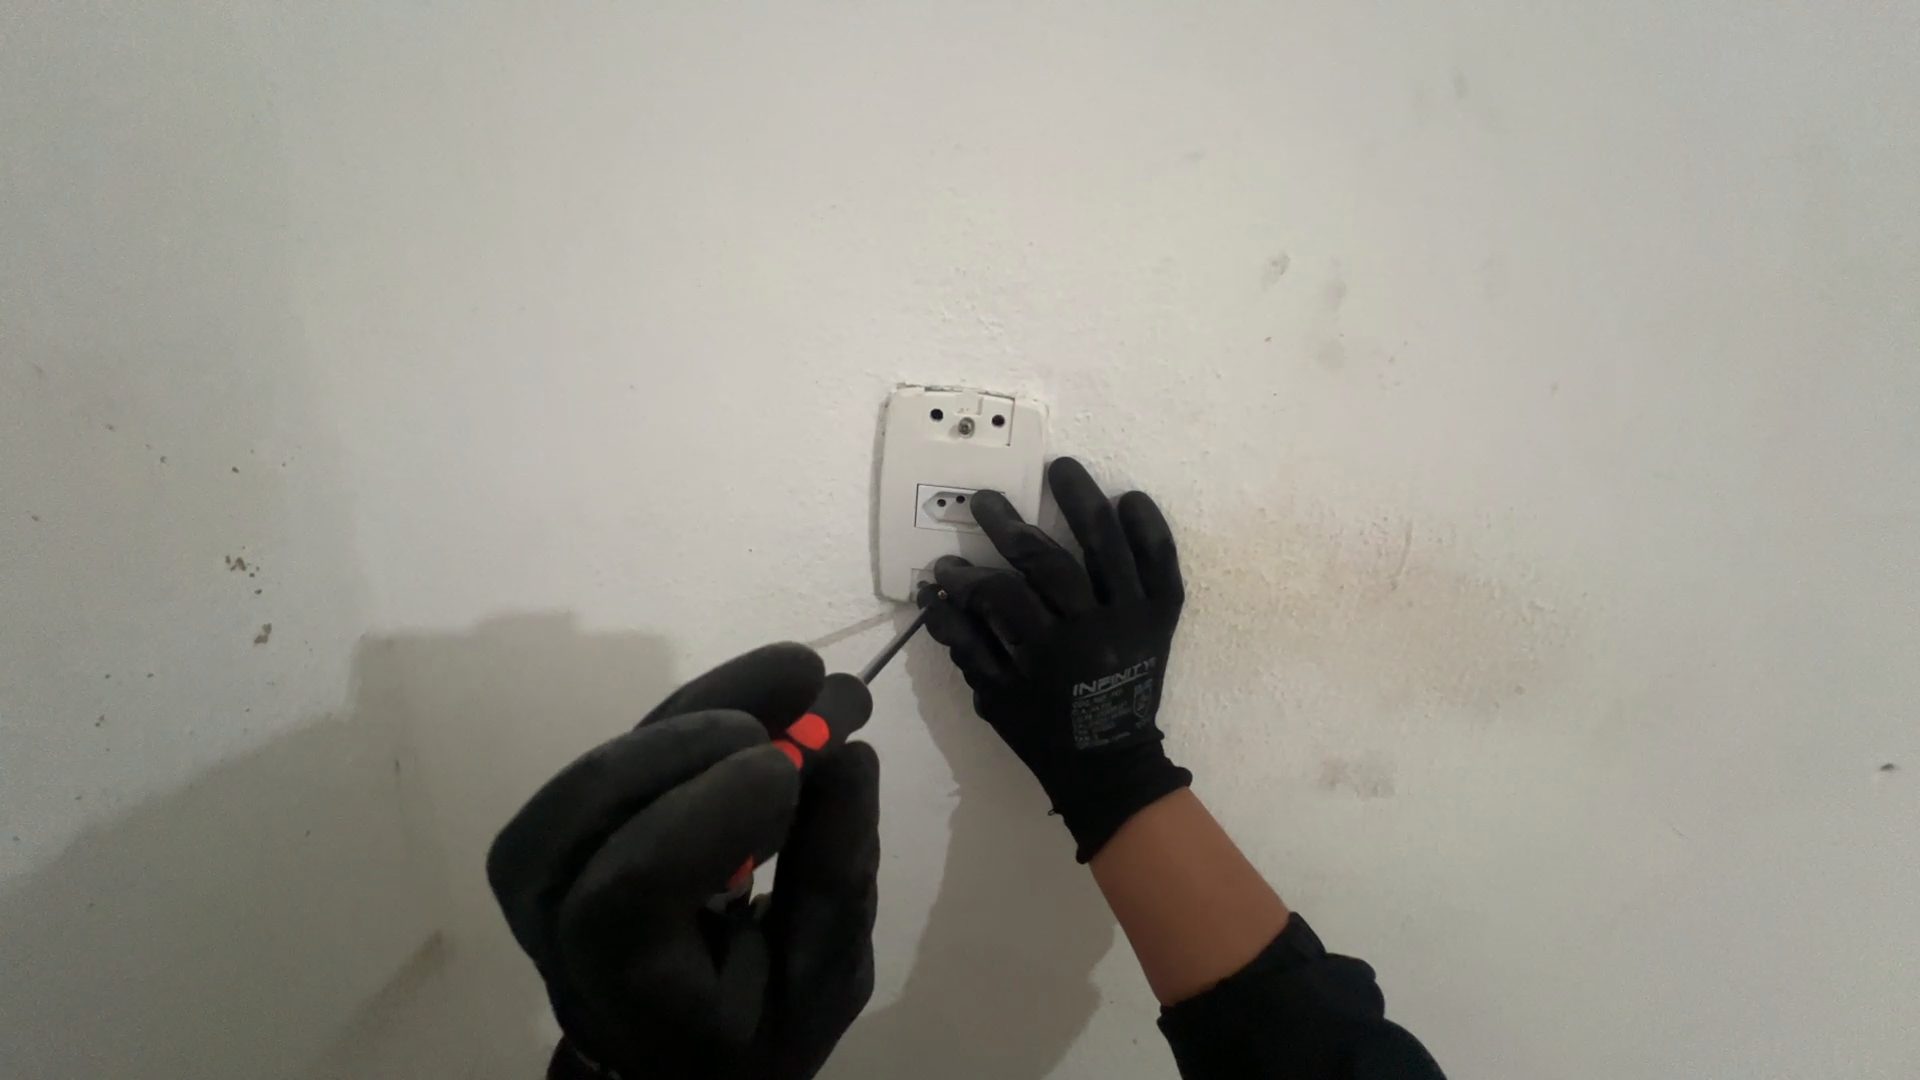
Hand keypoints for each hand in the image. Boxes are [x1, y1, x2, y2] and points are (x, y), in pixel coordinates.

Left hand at [487, 644, 879, 1079]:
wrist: (683, 1033)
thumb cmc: (758, 1023)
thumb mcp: (823, 981)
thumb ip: (836, 878)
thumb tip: (853, 756)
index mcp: (629, 991)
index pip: (626, 899)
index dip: (704, 818)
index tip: (791, 770)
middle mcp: (563, 919)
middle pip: (586, 803)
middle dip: (694, 733)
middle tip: (801, 690)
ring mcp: (560, 861)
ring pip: (609, 754)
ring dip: (708, 700)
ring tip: (801, 673)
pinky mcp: (584, 815)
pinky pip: (632, 743)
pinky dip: (705, 703)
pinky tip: (771, 688)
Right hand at [918, 456, 1189, 860]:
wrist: (1114, 765)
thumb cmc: (1046, 734)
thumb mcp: (994, 697)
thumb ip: (964, 643)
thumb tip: (935, 592)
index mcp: (1050, 654)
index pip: (1001, 597)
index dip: (968, 578)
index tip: (946, 567)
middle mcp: (1095, 630)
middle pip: (1050, 562)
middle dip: (1010, 527)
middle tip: (986, 500)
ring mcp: (1135, 618)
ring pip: (1109, 548)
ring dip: (1082, 502)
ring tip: (1061, 467)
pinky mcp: (1163, 616)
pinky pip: (1161, 563)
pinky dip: (1149, 528)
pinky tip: (1129, 498)